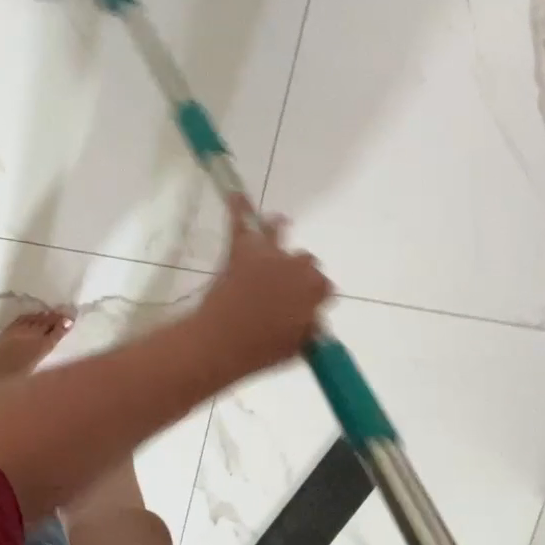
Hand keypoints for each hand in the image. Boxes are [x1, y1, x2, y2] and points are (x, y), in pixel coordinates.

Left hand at [188, 197, 331, 378]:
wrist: (221, 340)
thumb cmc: (261, 349)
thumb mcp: (297, 347)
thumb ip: (308, 328)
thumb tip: (310, 319)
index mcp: (315, 290)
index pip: (322, 287)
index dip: (310, 296)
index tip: (300, 307)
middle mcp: (296, 266)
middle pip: (303, 262)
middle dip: (295, 272)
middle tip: (279, 288)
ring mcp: (268, 254)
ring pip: (279, 234)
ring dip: (278, 232)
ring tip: (277, 226)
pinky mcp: (241, 250)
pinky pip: (241, 221)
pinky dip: (239, 208)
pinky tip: (235, 194)